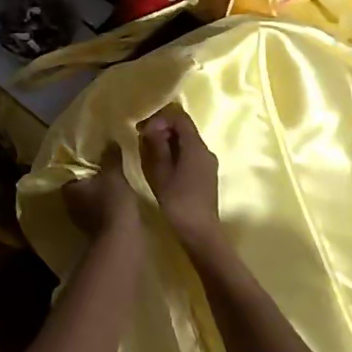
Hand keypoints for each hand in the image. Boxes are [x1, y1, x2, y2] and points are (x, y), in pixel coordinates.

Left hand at [63, 151, 138, 241]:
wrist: (121, 238)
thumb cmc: (112, 201)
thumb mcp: (113, 174)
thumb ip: (111, 157)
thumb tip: (111, 140)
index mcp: (69, 189)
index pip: (69, 171)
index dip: (80, 164)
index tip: (92, 157)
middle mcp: (70, 205)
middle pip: (79, 186)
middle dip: (90, 178)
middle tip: (105, 167)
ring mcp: (81, 220)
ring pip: (88, 199)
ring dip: (98, 193)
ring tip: (113, 182)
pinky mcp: (94, 230)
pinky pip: (97, 211)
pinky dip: (104, 205)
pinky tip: (117, 199)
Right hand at [138, 105, 221, 248]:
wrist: (200, 233)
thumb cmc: (178, 202)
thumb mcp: (161, 173)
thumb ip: (156, 147)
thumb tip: (152, 128)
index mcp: (196, 147)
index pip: (180, 117)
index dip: (160, 118)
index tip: (142, 130)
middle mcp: (206, 150)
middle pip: (185, 128)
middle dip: (163, 129)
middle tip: (142, 139)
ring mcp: (208, 163)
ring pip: (187, 142)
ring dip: (168, 142)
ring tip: (149, 152)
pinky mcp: (207, 174)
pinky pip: (190, 154)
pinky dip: (176, 153)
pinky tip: (162, 165)